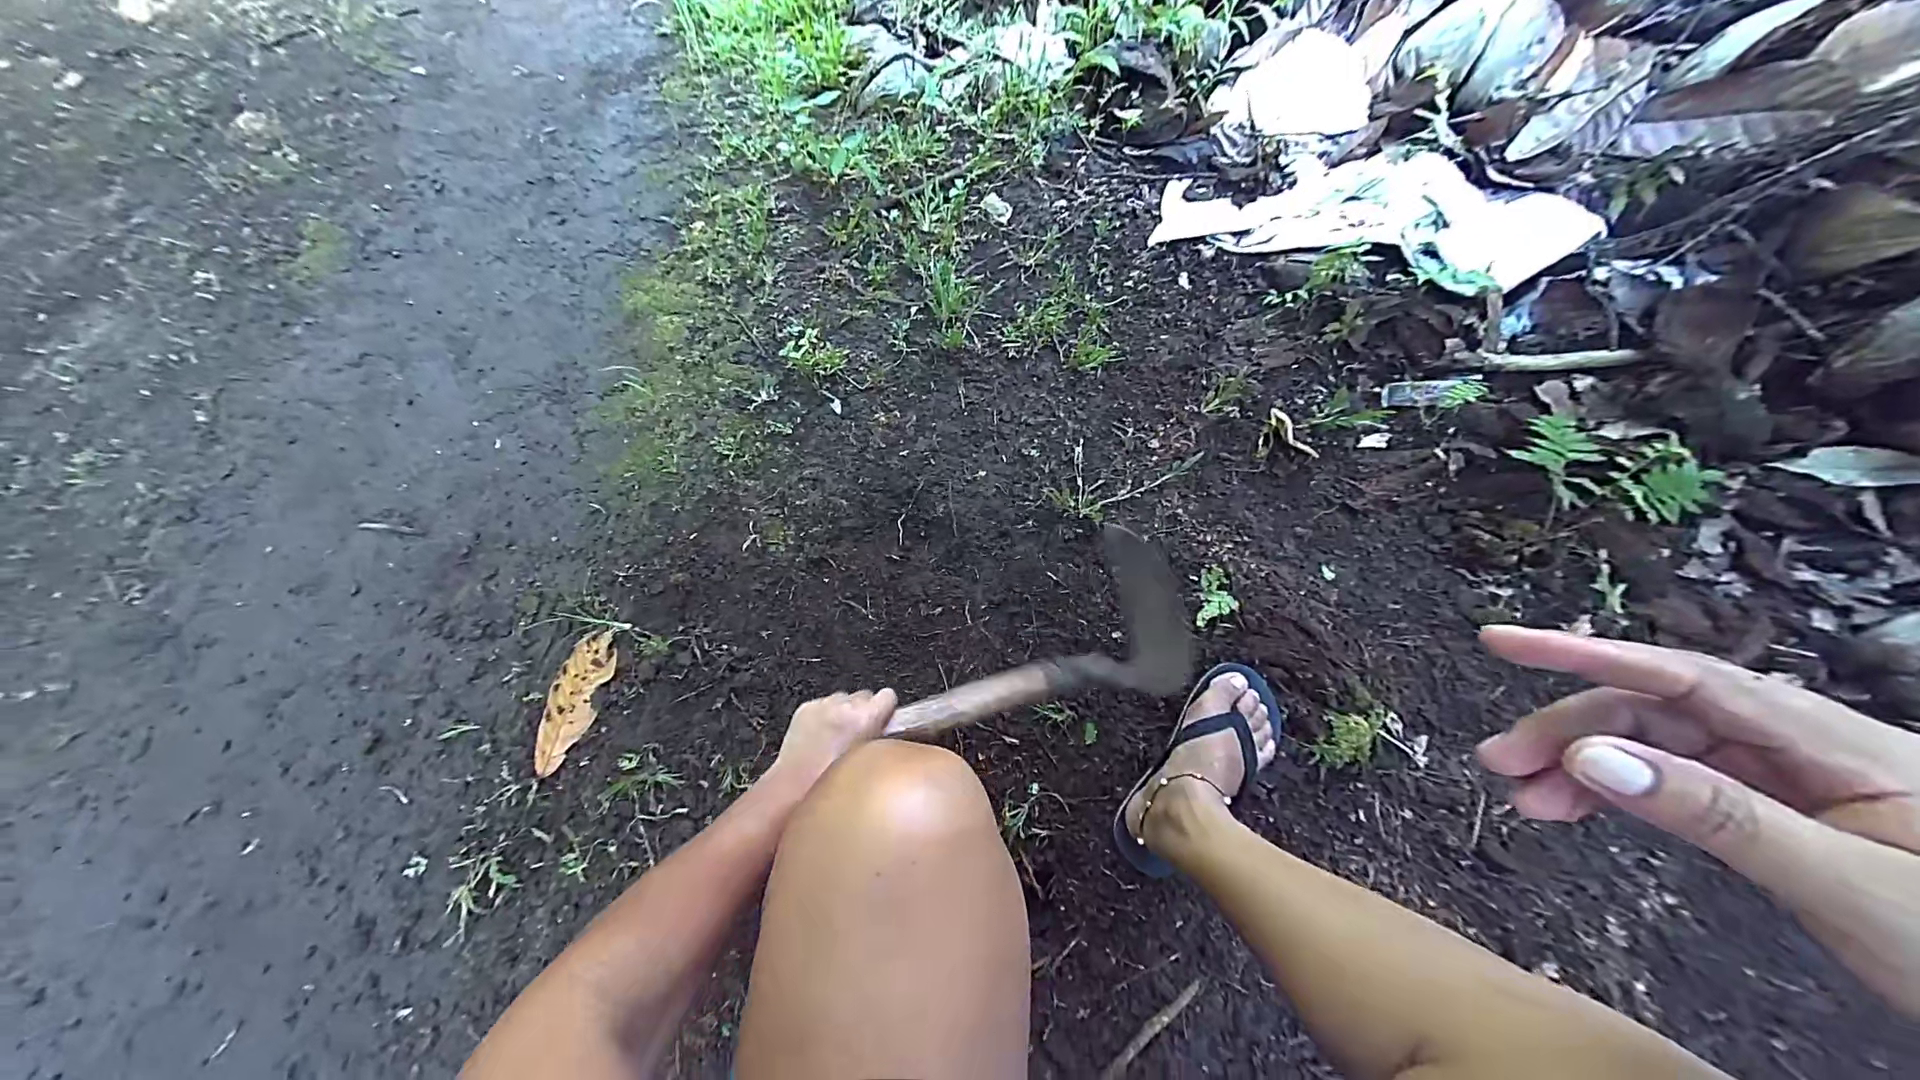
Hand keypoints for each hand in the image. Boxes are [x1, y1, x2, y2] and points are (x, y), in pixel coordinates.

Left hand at [768, 689, 897, 788]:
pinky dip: (823, 716)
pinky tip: (821, 737)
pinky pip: (822, 705)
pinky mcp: (806, 708)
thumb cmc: (830, 784)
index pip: (888, 695)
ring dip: (842, 713)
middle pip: (865, 695)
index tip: (883, 720)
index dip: (886, 709)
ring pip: (843, 699)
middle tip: (858, 735)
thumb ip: (883, 740)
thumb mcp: (871, 762)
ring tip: (837, 738)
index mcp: (867, 718)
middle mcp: (845, 707)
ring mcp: (823, 705)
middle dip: (863, 710)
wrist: (795, 789)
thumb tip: (891, 733)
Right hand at [1476, 625, 1919, 1015]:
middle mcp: (1794, 744)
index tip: (1500, 642)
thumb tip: (1589, 756)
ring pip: (1648, 747)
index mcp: (1831, 742)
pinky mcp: (1767, 809)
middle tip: (1499, 764)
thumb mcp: (1849, 885)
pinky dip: (1612, 792)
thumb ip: (1717, 814)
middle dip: (1566, 733)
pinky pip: (1667, 782)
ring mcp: (1781, 777)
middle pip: (1650, 713)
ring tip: (1526, 801)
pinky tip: (1572, 808)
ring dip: (1578, 767)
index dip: (1583, 652)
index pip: (1683, 676)